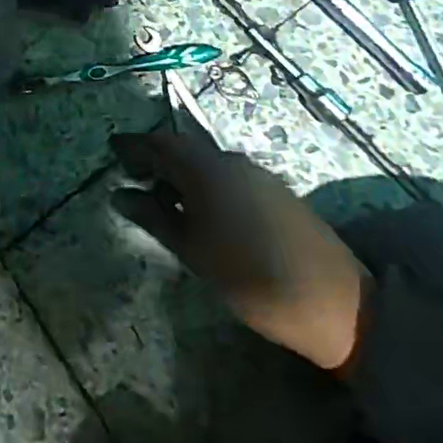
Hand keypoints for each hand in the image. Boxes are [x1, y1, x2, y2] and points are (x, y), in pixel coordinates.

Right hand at [110, 131, 367, 369]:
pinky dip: (204, 183)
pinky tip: (198, 210)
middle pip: (184, 149)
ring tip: (161, 198)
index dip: (134, 145)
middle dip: (156, 158)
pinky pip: (227, 174)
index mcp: (208, 169)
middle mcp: (231, 161)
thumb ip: (154, 217)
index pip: (161, 143)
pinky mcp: (273, 190)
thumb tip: (119, 195)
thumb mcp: (193, 250)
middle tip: (132, 175)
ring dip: (181, 173)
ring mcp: (256, 174)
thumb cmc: (249, 276)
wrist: (330, 298)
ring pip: (206, 162)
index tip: (112, 148)